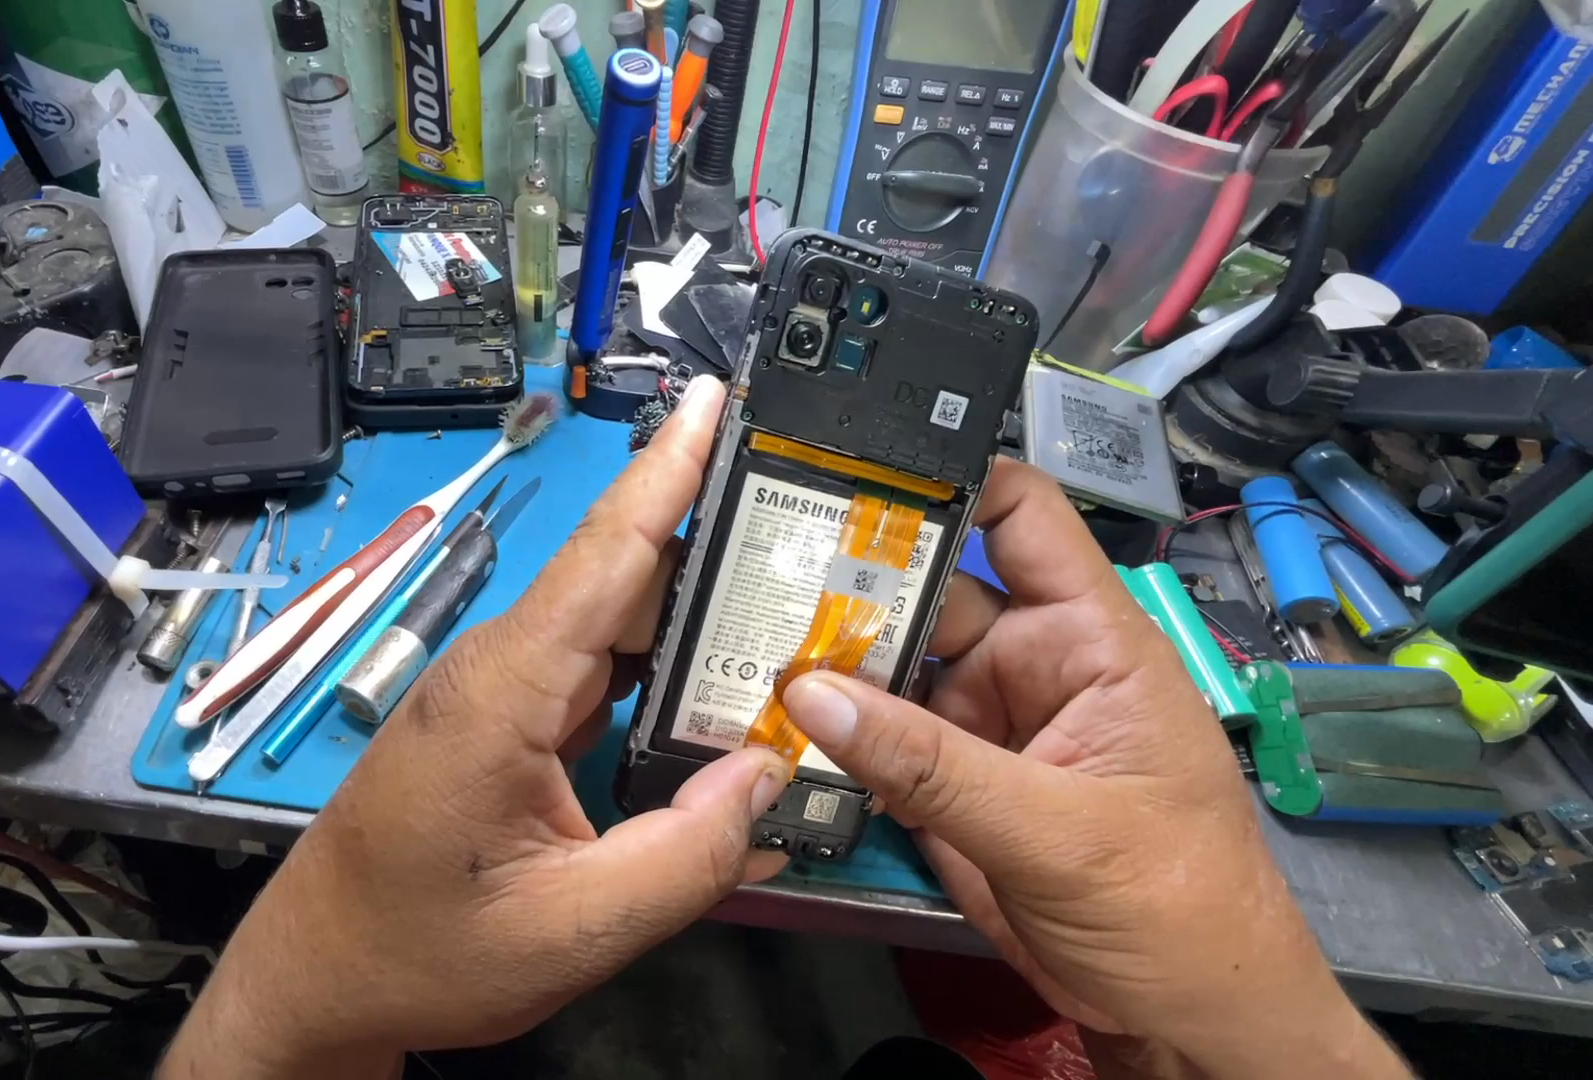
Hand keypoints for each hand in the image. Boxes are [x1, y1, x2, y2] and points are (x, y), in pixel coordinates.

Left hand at [161, 377, 788, 1078]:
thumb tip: (769, 775)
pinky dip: (666, 667)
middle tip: (814, 540)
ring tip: (789, 613)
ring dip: (698, 615)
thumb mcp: (569, 928)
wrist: (320, 975)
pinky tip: (722, 685)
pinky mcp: (516, 713)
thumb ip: (684, 858)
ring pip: (621, 623)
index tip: (712, 402)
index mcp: (506, 687)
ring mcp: (510, 685)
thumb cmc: (420, 951)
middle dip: (718, 549)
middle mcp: (507, 662)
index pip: (605, 553)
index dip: (666, 470)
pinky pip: (605, 667)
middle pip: (627, 580)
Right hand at [781, 460, 1406, 1078]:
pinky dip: (821, 718)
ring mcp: (968, 712)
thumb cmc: (1174, 909)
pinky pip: (866, 726)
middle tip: (760, 560)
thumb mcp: (1060, 832)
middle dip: (849, 575)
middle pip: (921, 587)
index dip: (950, 478)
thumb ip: (930, 765)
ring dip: (823, 650)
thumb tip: (809, 694)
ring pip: (882, 658)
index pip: (1019, 517)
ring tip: (743, 631)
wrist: (1177, 1019)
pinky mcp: (931, 766)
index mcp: (1081, 636)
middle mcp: (1015, 656)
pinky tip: (763, 704)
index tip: (859, 469)